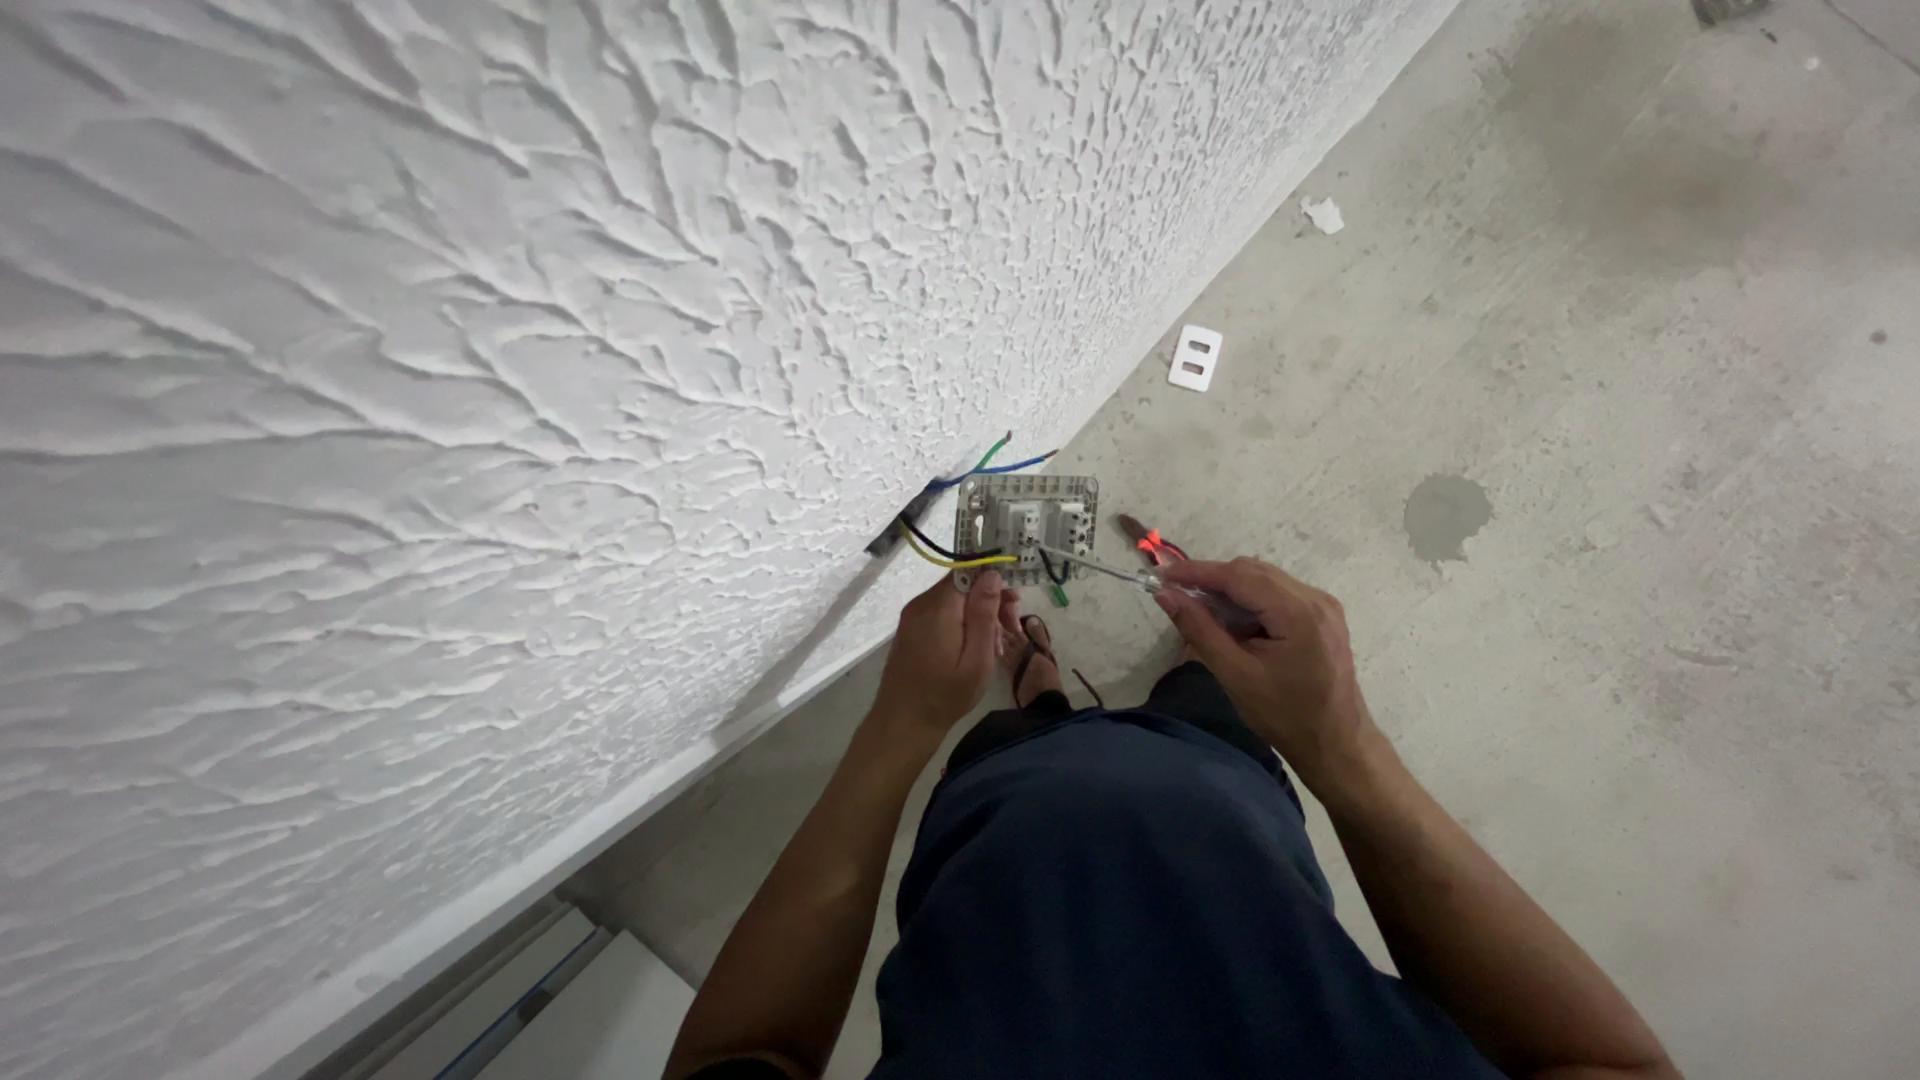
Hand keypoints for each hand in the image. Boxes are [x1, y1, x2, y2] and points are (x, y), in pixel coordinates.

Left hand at [871, 570, 1004, 738]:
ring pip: (955, 600)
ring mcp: (913, 616)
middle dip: (990, 602)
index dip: (994, 582)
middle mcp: (922, 604)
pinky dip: (962, 625)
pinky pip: (942, 614)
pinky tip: (974, 650)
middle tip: (1010, 631)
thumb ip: (983, 614)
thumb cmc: (945, 696)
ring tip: (994, 648)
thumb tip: (991, 573)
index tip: (1013, 605)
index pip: (969, 571)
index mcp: (938, 608)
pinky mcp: (912, 629)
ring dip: (978, 616)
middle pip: (963, 585)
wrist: (903, 723)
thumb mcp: (976, 659)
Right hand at [1154, 558, 1376, 783]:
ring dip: (1228, 588)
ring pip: (1263, 578)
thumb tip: (1166, 595)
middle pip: (1252, 571)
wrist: (1336, 744)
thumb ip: (1199, 629)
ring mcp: (1322, 605)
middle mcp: (1315, 599)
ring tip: (1196, 607)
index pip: (1239, 576)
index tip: (1162, 575)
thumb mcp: (1235, 675)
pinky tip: (1229, 619)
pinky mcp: (1321, 615)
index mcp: (1299, 613)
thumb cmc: (1285, 716)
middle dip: (1211, 578)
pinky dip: (1247, 598)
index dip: (1197, 571)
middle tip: (1174, 594)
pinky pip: (1276, 592)